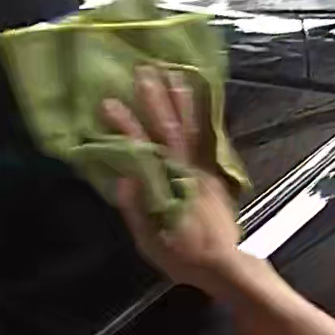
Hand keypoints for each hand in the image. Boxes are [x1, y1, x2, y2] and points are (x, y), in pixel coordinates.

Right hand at [103, 67, 257, 298]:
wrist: (226, 264)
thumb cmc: (184, 257)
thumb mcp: (152, 243)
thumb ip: (137, 211)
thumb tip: (125, 179)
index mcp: (168, 187)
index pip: (144, 149)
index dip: (127, 126)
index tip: (109, 105)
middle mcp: (187, 171)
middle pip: (170, 128)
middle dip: (155, 98)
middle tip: (142, 70)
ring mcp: (204, 170)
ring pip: (193, 127)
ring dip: (181, 99)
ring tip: (172, 72)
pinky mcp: (215, 173)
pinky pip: (208, 137)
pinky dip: (203, 115)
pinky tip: (197, 100)